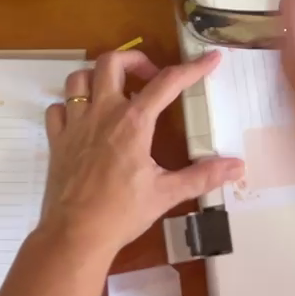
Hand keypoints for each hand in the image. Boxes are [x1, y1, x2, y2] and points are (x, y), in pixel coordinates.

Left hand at [39, 49, 244, 258]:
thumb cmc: (121, 213)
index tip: (211, 59)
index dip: (193, 68)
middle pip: (113, 62)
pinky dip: (71, 106)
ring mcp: (75, 124)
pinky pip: (58, 108)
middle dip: (135, 60)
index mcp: (133, 122)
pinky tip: (84, 119)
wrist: (74, 236)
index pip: (168, 83)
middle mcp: (103, 113)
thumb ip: (202, 176)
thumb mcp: (166, 193)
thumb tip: (237, 167)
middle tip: (150, 78)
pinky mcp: (57, 140)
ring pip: (79, 78)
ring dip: (98, 76)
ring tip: (115, 91)